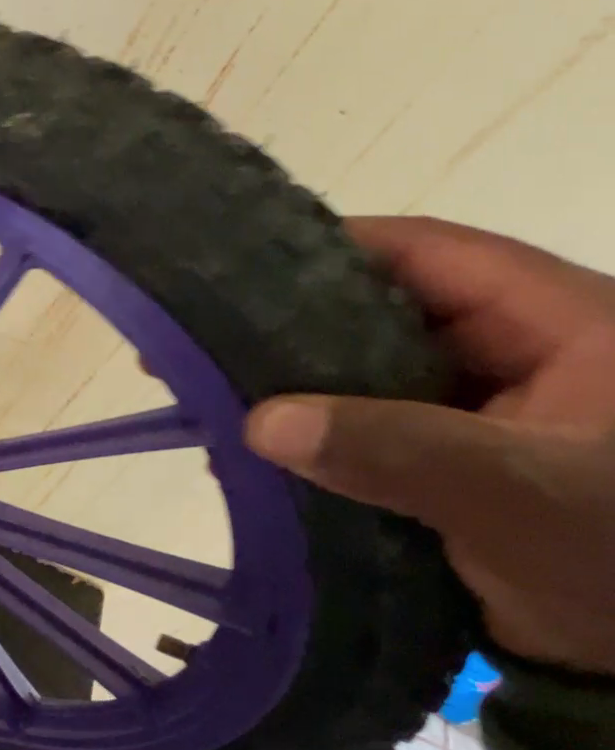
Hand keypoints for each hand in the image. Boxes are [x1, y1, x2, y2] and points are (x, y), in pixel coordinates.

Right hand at [244, 217, 614, 674]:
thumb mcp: (523, 496)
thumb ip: (399, 450)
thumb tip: (261, 421)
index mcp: (564, 324)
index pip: (427, 255)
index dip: (325, 253)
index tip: (226, 275)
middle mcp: (517, 353)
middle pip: (379, 313)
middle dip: (283, 330)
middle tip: (186, 347)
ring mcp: (480, 411)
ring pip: (360, 376)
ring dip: (284, 391)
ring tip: (199, 400)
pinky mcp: (450, 462)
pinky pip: (361, 433)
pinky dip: (304, 440)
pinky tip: (243, 454)